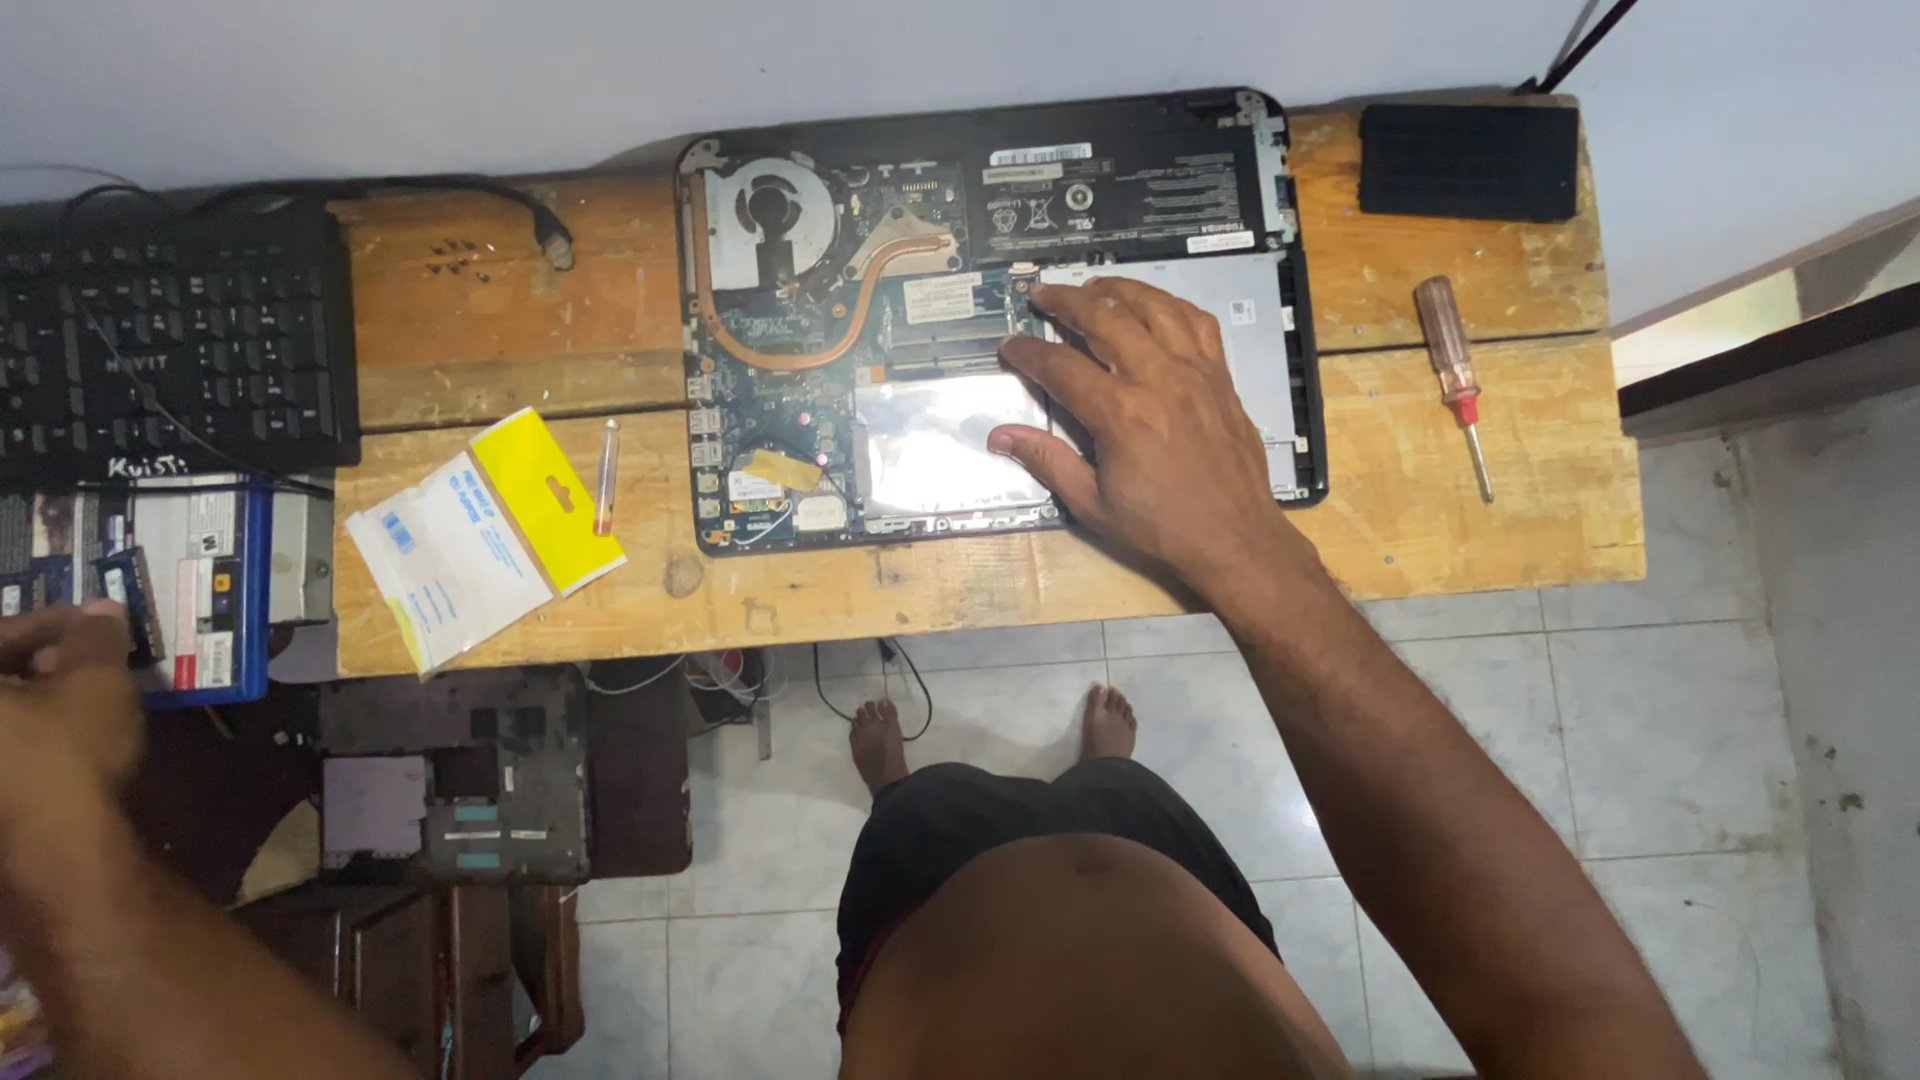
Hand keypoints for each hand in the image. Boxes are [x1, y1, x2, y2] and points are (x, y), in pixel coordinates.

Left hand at [0, 604, 142, 822]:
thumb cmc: (65, 753)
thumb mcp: (98, 686)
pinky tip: (49, 731)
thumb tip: (102, 608)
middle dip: (34, 656)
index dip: (53, 622)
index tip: (97, 624)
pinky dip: (14, 727)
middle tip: (84, 659)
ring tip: (72, 695)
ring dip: (23, 693)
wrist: (45, 846)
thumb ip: (96, 639)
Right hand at [990, 278, 1326, 597]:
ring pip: (1153, 307)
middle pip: (1105, 318)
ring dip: (1117, 290)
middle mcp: (1157, 379)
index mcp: (1120, 414)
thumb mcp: (1092, 504)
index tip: (1009, 345)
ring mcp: (1194, 371)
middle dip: (1066, 301)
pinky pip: (1196, 322)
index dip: (1028, 352)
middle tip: (1042, 295)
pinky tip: (1151, 306)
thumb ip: (1047, 460)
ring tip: (1092, 288)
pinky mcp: (1219, 375)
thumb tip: (999, 436)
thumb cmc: (1159, 527)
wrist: (1233, 537)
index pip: (1061, 367)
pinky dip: (1168, 305)